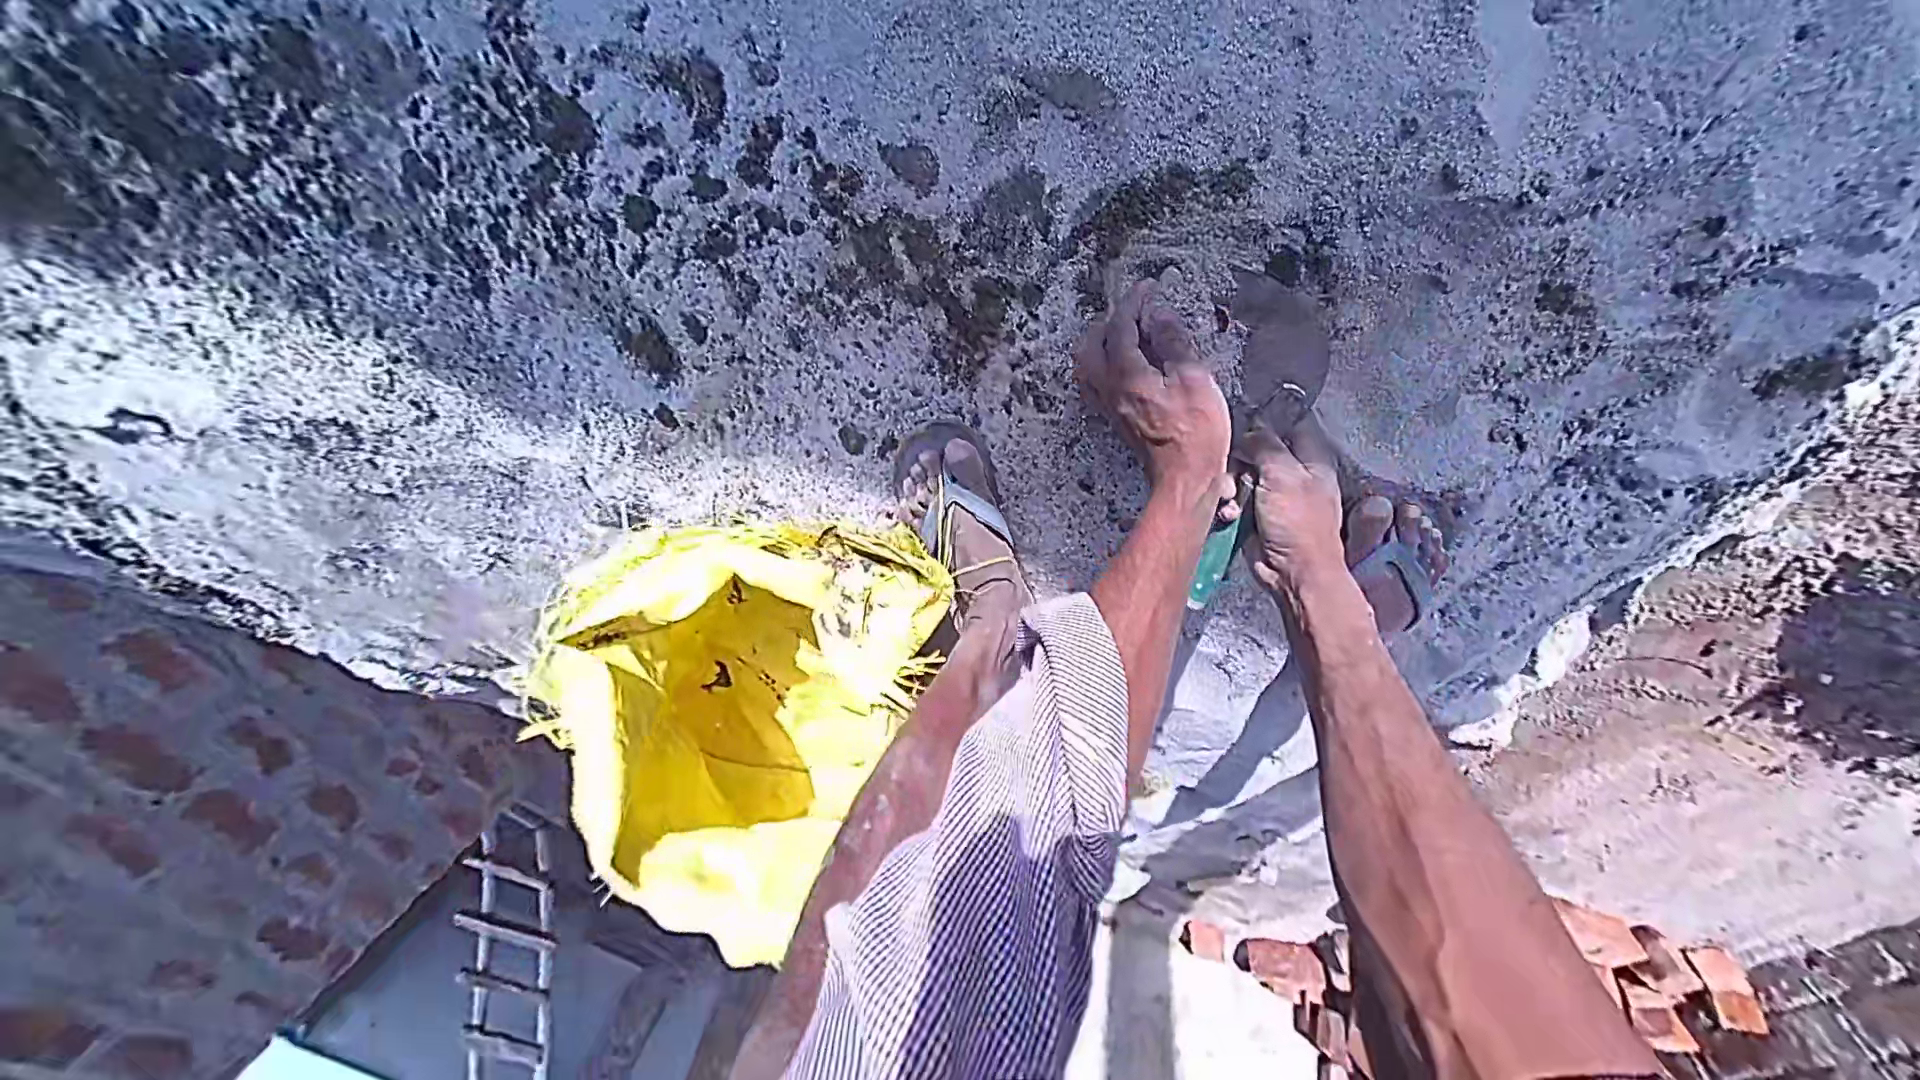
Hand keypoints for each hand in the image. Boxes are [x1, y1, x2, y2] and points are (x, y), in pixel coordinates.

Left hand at [1075, 278, 1231, 492]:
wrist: (1183, 478)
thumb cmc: (1195, 434)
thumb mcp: (1195, 380)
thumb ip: (1173, 343)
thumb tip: (1158, 316)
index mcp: (1127, 376)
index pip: (1119, 328)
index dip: (1133, 303)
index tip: (1147, 288)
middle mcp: (1110, 390)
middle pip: (1090, 345)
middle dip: (1109, 321)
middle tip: (1134, 310)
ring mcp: (1109, 406)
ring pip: (1087, 366)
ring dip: (1100, 344)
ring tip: (1126, 334)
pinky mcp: (1116, 419)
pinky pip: (1095, 384)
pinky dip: (1103, 365)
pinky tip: (1124, 365)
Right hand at [1232, 414, 1345, 593]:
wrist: (1292, 571)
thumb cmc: (1298, 523)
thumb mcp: (1283, 474)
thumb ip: (1265, 444)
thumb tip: (1248, 428)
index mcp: (1311, 457)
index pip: (1291, 422)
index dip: (1267, 418)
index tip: (1240, 418)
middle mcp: (1292, 471)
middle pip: (1258, 447)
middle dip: (1240, 456)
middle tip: (1233, 468)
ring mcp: (1272, 492)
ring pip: (1241, 472)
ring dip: (1230, 483)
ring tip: (1231, 497)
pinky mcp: (1254, 512)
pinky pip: (1234, 496)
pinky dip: (1229, 503)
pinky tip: (1230, 513)